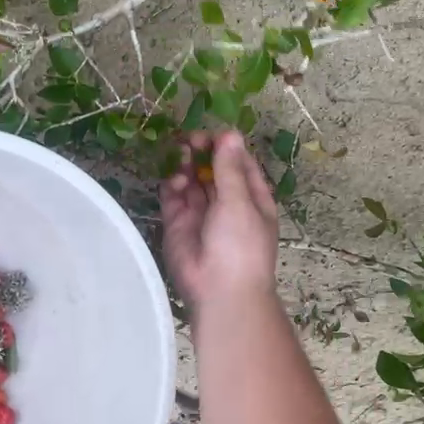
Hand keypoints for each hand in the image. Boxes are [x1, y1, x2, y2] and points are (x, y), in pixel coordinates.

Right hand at [160, 131, 279, 314]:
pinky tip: (175, 181)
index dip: (224, 146)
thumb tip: (230, 134)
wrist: (219, 290)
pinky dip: (172, 185)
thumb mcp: (240, 201)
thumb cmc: (240, 245)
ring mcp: (200, 212)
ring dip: (186, 165)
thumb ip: (229, 168)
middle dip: (201, 152)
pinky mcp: (177, 223)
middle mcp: (226, 202)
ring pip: (191, 180)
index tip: (210, 134)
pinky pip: (173, 196)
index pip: (239, 163)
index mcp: (251, 197)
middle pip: (212, 168)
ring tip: (181, 156)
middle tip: (187, 140)